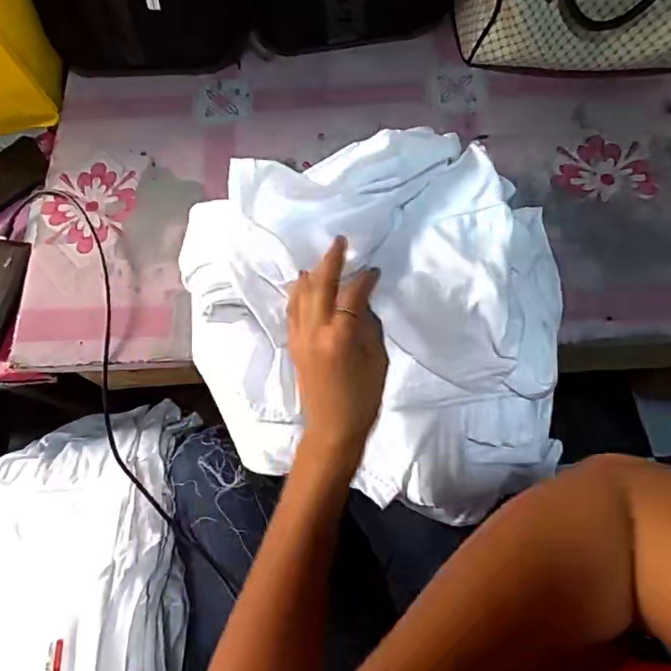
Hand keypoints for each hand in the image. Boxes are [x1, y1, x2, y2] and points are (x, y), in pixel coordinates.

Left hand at [287, 236, 387, 454]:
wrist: (331, 428)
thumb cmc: (362, 399)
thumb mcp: (377, 360)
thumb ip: (368, 327)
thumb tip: (363, 303)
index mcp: (340, 336)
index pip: (352, 295)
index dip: (364, 279)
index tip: (374, 270)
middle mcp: (315, 331)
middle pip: (320, 285)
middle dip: (331, 261)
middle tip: (340, 242)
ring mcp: (299, 337)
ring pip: (301, 295)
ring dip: (313, 274)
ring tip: (323, 259)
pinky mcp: (293, 344)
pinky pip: (293, 310)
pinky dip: (299, 293)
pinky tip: (304, 284)